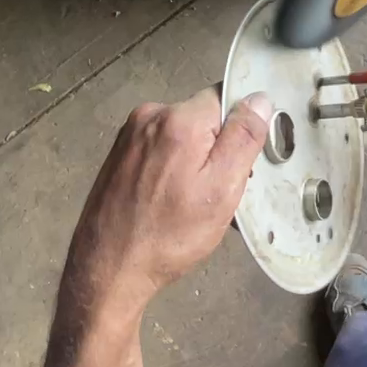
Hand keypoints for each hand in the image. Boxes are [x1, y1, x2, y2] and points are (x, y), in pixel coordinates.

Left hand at [62, 87, 271, 320]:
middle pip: (203, 117)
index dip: (240, 130)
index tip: (240, 165)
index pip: (226, 98)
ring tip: (193, 203)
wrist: (107, 268)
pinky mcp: (119, 153)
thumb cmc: (170, 234)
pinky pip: (160, 147)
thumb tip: (259, 99)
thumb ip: (243, 138)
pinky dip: (172, 167)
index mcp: (179, 118)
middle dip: (217, 148)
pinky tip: (171, 201)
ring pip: (182, 134)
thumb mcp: (222, 190)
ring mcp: (130, 133)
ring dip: (195, 160)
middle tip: (218, 192)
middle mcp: (150, 114)